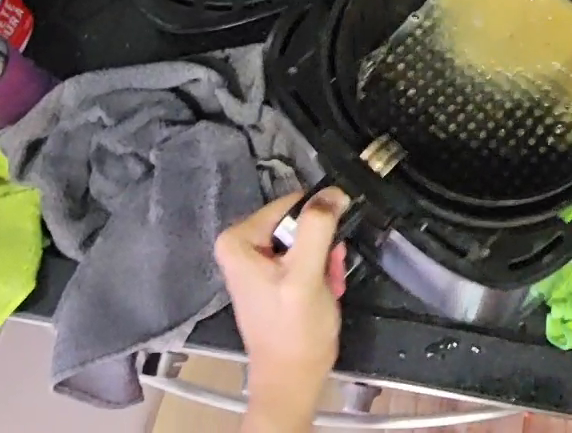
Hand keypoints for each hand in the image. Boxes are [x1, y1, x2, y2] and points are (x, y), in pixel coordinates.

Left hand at [214, 189, 350, 432]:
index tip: (328, 250)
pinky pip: (305, 253)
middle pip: (298, 221)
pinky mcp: (273, 275)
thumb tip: (333, 190)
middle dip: (322, 244)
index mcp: (238, 239)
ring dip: (325, 258)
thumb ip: (317, 228)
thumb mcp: (306, 275)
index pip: (291, 204)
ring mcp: (257, 260)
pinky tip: (325, 289)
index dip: (317, 223)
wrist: (293, 381)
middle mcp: (242, 244)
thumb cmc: (294, 330)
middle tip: (330, 270)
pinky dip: (320, 269)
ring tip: (329, 284)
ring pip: (307, 237)